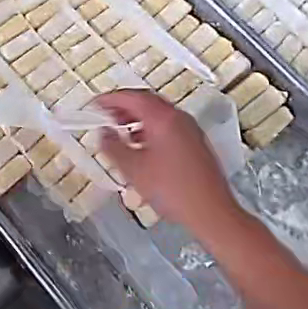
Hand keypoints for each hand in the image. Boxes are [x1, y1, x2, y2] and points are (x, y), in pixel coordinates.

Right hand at [96, 89, 245, 231]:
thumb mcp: (133, 169)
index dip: (110, 99)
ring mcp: (190, 129)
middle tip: (106, 114)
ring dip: (137, 117)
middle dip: (123, 106)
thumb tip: (103, 134)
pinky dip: (151, 127)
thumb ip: (112, 146)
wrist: (211, 211)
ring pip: (158, 113)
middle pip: (146, 100)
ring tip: (120, 130)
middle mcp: (179, 118)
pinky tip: (141, 146)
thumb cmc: (177, 191)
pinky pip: (169, 125)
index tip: (96, 104)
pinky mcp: (196, 142)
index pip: (132, 96)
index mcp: (163, 119)